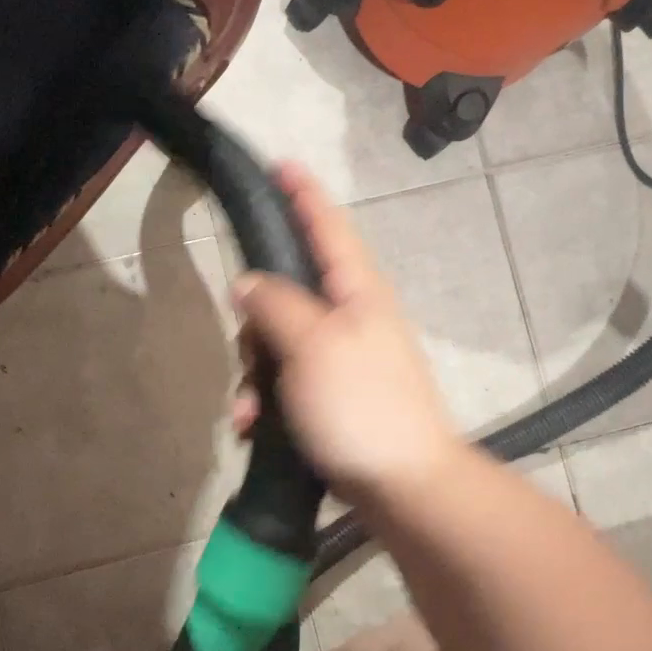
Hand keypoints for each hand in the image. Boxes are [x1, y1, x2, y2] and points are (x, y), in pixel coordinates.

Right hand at [230, 163, 462, 498]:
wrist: (403, 486)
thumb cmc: (361, 407)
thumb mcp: (314, 346)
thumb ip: (277, 306)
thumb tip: (248, 283)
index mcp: (357, 293)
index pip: (327, 228)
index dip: (302, 195)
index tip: (280, 164)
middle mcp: (350, 320)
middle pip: (285, 296)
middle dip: (255, 326)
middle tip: (248, 356)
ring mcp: (341, 363)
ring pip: (277, 347)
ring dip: (254, 378)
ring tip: (249, 414)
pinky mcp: (331, 401)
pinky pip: (284, 387)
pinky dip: (265, 406)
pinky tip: (254, 431)